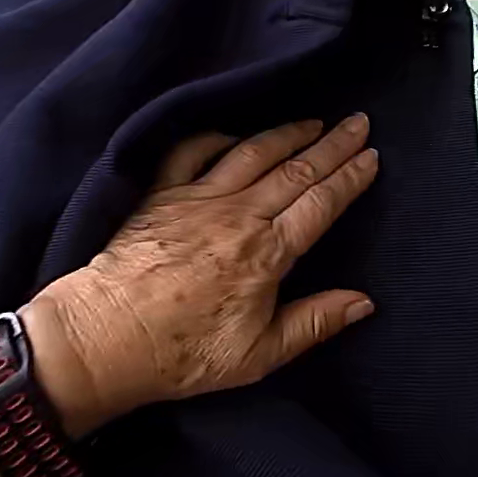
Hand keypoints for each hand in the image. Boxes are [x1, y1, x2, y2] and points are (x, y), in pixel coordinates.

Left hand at [22, 117, 379, 435]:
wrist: (107, 337)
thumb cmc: (183, 353)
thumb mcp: (259, 355)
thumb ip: (314, 322)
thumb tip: (364, 301)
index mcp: (266, 253)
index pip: (320, 204)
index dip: (349, 177)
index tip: (370, 156)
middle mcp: (237, 215)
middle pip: (295, 170)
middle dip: (331, 144)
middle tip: (357, 122)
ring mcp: (196, 199)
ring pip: (252, 154)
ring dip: (286, 134)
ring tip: (312, 121)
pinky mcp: (160, 196)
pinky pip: (190, 153)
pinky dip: (214, 138)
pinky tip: (232, 134)